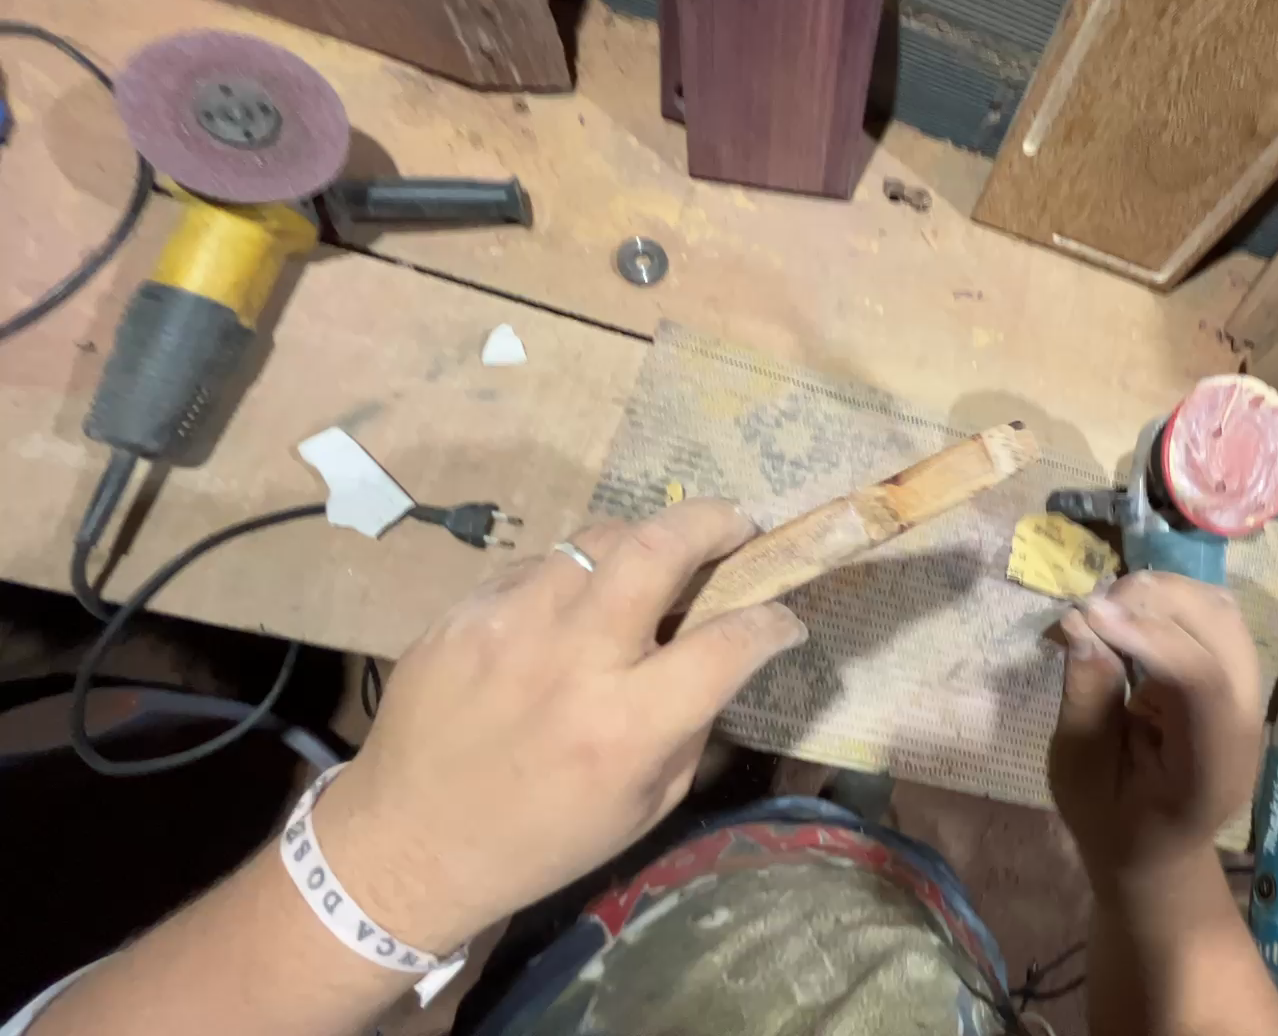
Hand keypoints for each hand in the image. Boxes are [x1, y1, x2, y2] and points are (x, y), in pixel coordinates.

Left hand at [309, 499, 808, 952]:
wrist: (399, 850)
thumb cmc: (546, 838)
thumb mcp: (650, 799)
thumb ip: (694, 716)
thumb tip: (726, 649)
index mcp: (627, 725)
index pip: (730, 643)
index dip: (773, 621)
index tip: (784, 617)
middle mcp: (572, 661)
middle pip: (658, 548)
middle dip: (715, 522)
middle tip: (738, 526)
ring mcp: (510, 625)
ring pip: (603, 537)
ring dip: (650, 541)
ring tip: (660, 564)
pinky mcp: (465, 611)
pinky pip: (548, 565)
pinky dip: (585, 574)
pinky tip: (580, 607)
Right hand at [1050, 572, 1263, 895]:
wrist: (1154, 843)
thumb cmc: (1111, 819)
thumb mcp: (1078, 772)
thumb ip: (1086, 699)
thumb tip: (1082, 625)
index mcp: (1209, 770)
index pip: (1203, 683)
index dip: (1149, 637)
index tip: (1088, 614)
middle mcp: (1244, 727)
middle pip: (1223, 632)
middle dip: (1155, 601)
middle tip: (1090, 607)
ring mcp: (1246, 698)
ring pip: (1222, 613)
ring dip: (1163, 592)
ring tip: (1108, 605)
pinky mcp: (1233, 677)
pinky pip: (1213, 617)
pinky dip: (1170, 599)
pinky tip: (1130, 611)